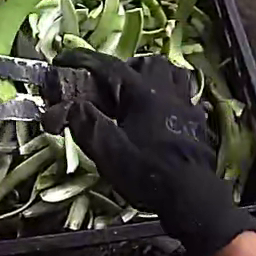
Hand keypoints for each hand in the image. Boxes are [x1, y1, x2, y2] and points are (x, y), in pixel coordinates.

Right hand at [46, 49, 255, 255]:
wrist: (192, 196)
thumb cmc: (147, 171)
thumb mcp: (106, 149)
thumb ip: (83, 122)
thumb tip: (59, 108)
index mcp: (141, 91)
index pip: (106, 66)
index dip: (82, 60)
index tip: (62, 59)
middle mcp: (166, 89)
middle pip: (143, 64)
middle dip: (121, 69)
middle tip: (106, 87)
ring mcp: (185, 103)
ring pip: (168, 73)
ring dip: (148, 77)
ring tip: (133, 94)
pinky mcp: (196, 119)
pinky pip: (181, 94)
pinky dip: (167, 94)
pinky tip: (158, 112)